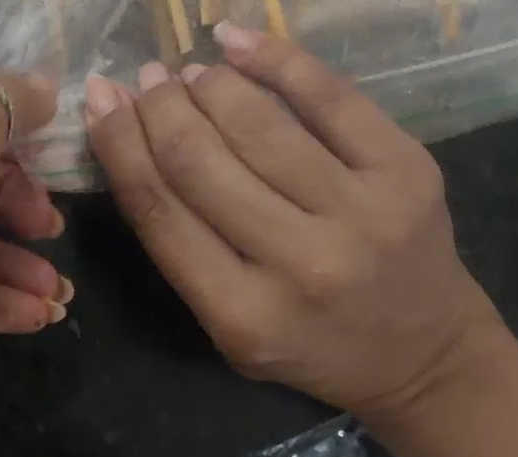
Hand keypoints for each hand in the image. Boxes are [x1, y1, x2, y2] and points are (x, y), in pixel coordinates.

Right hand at [85, 25, 504, 420]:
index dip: (122, 151)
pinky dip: (278, 60)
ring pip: (261, 127)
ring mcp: (359, 213)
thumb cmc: (309, 349)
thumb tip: (142, 159)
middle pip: (203, 165)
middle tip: (139, 82)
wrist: (417, 353)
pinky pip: (332, 99)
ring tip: (182, 71)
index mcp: (243, 315)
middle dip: (158, 113)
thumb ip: (189, 260)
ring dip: (208, 87)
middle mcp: (299, 263)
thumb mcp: (232, 332)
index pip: (164, 216)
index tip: (99, 107)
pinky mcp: (406, 171)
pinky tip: (236, 42)